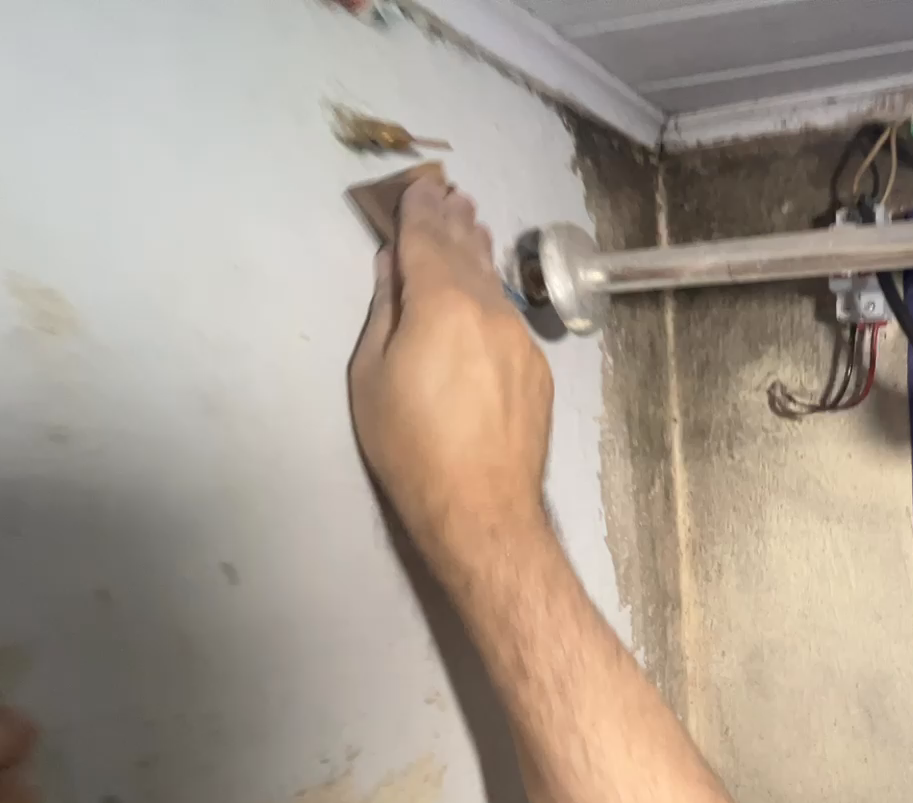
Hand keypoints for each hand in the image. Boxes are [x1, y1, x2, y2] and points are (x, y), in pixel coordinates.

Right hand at [350, 177, 554, 554]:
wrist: (483, 504)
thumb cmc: (410, 445)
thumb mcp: (373, 374)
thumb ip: (386, 310)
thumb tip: (393, 266)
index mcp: (444, 305)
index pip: (429, 242)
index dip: (420, 212)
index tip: (419, 187)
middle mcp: (492, 313)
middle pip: (469, 257)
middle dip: (455, 224)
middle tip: (452, 194)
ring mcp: (523, 342)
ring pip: (495, 288)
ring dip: (480, 255)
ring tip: (473, 226)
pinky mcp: (539, 371)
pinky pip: (510, 322)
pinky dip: (495, 299)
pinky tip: (489, 294)